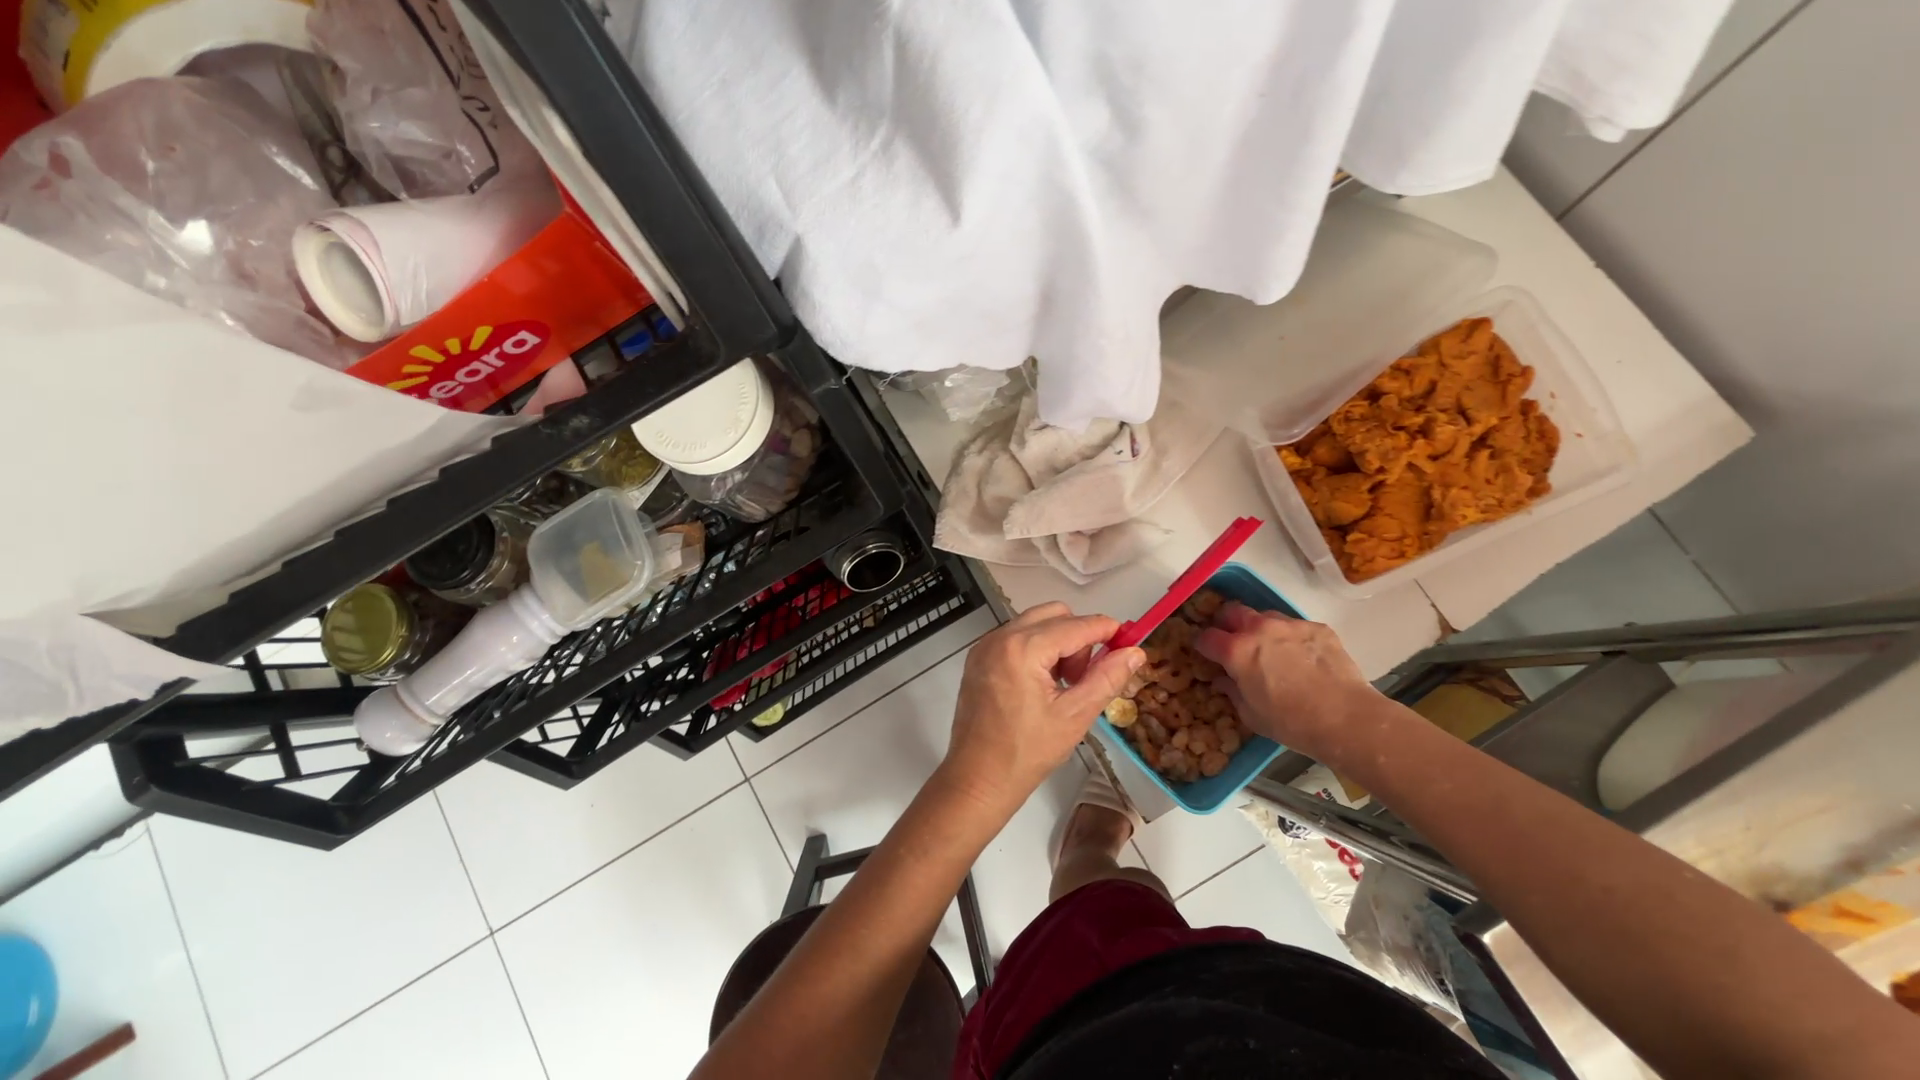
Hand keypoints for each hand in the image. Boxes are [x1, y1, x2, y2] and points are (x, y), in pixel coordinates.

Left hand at [943, 603, 1145, 811]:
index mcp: (1022, 649)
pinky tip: (1040, 686)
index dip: (1107, 630)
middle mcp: (1000, 638)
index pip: (1076, 626)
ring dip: (1058, 644)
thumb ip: (1107, 678)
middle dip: (1078, 638)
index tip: (1128, 642)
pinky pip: (1016, 637)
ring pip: (1035, 623)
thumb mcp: (1075, 715)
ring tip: (1062, 686)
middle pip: (1054, 615)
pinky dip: (1036, 650)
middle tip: (1083, 678)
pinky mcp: (978, 659)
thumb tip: (1134, 651)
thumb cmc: (1026, 752)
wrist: (978, 779)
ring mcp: (984, 647)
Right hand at [1194, 602, 1387, 766]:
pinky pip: (1295, 627)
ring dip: (1260, 629)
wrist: (1346, 718)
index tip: (1206, 654)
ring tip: (1270, 650)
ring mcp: (1290, 625)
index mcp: (1237, 651)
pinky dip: (1290, 638)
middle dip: (1227, 624)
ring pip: (1265, 616)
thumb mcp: (1251, 715)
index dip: (1203, 645)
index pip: (1207, 637)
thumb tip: (1224, 680)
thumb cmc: (1291, 723)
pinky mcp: (1317, 628)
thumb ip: (1232, 692)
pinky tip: (1302, 659)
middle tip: (1232, 643)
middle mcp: (1260, 629)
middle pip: (1233, 612)